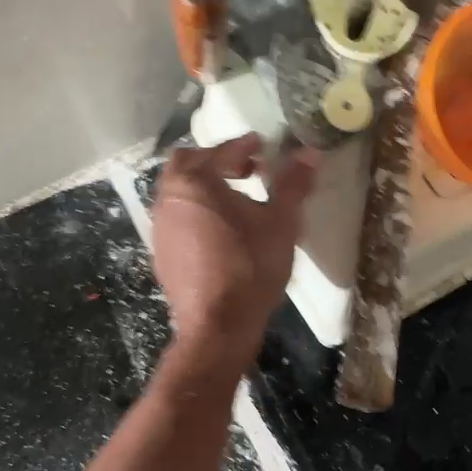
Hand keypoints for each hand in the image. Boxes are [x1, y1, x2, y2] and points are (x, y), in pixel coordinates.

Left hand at [152, 135, 318, 369]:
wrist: (218, 324)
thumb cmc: (251, 267)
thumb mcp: (281, 223)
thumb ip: (293, 184)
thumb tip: (310, 152)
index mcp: (195, 182)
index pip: (220, 151)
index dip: (244, 146)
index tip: (262, 147)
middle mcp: (169, 198)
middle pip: (188, 164)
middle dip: (217, 161)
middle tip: (246, 170)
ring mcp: (160, 227)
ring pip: (180, 192)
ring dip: (206, 187)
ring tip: (237, 200)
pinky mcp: (161, 253)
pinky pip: (178, 218)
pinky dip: (198, 212)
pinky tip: (222, 232)